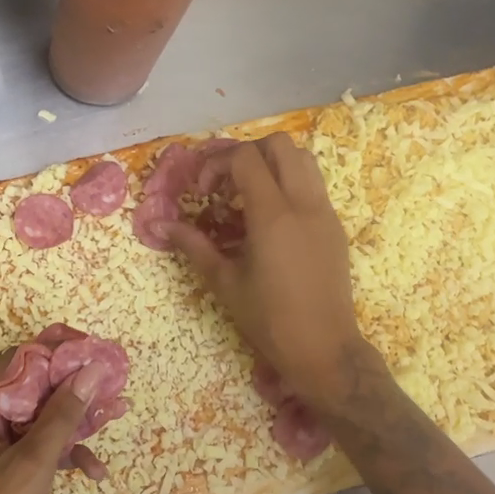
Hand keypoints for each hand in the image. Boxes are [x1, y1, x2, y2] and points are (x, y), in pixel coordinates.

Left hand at [0, 353, 110, 493]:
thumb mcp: (32, 465)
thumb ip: (62, 415)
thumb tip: (92, 368)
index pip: (14, 364)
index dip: (52, 350)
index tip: (91, 344)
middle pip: (32, 387)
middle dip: (72, 384)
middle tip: (113, 374)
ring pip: (44, 416)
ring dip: (77, 418)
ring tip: (119, 410)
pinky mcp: (15, 469)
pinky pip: (46, 446)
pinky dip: (70, 452)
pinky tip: (95, 471)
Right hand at [165, 134, 373, 401]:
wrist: (324, 348)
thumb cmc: (268, 318)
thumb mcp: (223, 281)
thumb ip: (193, 245)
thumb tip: (159, 225)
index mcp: (273, 216)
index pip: (245, 158)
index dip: (216, 164)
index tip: (201, 192)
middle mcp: (303, 204)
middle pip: (278, 145)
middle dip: (245, 153)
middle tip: (223, 182)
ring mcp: (325, 212)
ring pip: (302, 158)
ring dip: (270, 164)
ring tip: (246, 193)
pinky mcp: (334, 225)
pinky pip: (312, 184)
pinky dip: (287, 183)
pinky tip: (267, 216)